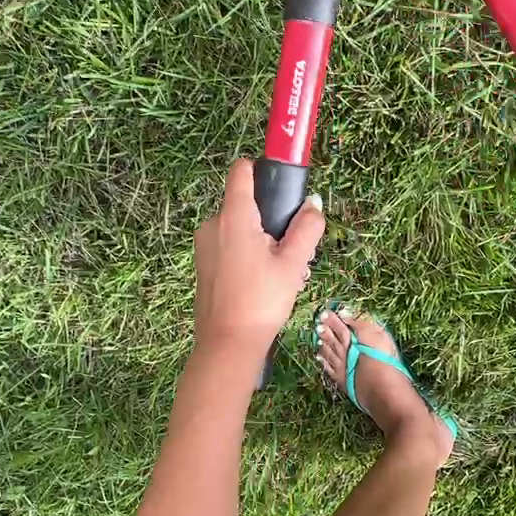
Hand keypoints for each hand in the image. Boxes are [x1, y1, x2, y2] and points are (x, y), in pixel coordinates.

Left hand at [192, 158, 325, 361]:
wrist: (228, 345)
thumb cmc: (262, 301)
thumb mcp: (293, 264)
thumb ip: (306, 229)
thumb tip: (313, 206)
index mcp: (233, 216)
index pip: (241, 171)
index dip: (262, 170)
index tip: (282, 188)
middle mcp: (212, 225)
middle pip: (244, 204)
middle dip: (269, 219)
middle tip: (290, 250)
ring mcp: (204, 246)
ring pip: (238, 229)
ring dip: (260, 241)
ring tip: (280, 273)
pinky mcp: (202, 266)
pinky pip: (228, 248)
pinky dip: (246, 256)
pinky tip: (262, 284)